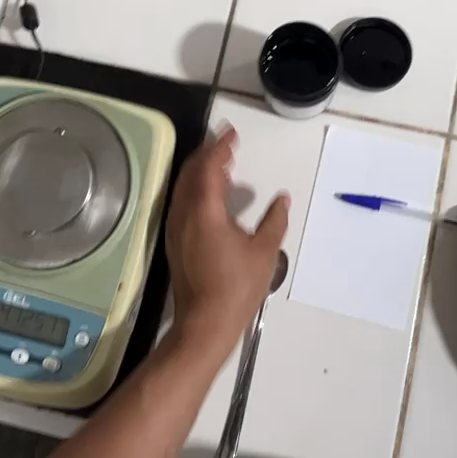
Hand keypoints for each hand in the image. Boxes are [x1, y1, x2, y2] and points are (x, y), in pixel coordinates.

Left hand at [164, 127, 289, 351]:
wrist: (205, 324)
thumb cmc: (236, 288)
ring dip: (201, 172)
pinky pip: (183, 202)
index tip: (232, 133)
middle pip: (191, 172)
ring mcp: (176, 228)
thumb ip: (274, 220)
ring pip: (184, 187)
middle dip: (208, 154)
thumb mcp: (265, 252)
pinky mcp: (175, 241)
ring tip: (224, 165)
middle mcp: (184, 214)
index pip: (208, 167)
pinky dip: (197, 189)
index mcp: (204, 211)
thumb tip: (281, 199)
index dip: (220, 146)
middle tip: (227, 145)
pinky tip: (214, 196)